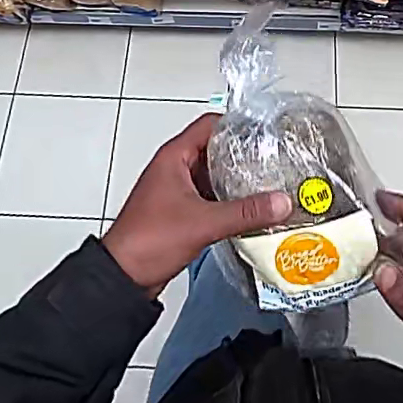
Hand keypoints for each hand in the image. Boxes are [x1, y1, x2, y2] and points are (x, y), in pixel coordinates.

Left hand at [103, 113, 291, 297]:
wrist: (122, 278)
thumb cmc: (147, 240)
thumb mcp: (203, 222)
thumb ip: (245, 213)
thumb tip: (280, 202)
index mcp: (175, 156)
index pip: (210, 124)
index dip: (236, 124)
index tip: (263, 130)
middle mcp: (175, 167)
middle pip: (214, 148)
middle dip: (242, 153)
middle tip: (271, 158)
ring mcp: (177, 188)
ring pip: (212, 173)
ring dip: (235, 178)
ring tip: (266, 181)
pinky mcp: (180, 210)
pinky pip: (209, 195)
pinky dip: (227, 198)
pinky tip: (248, 208)